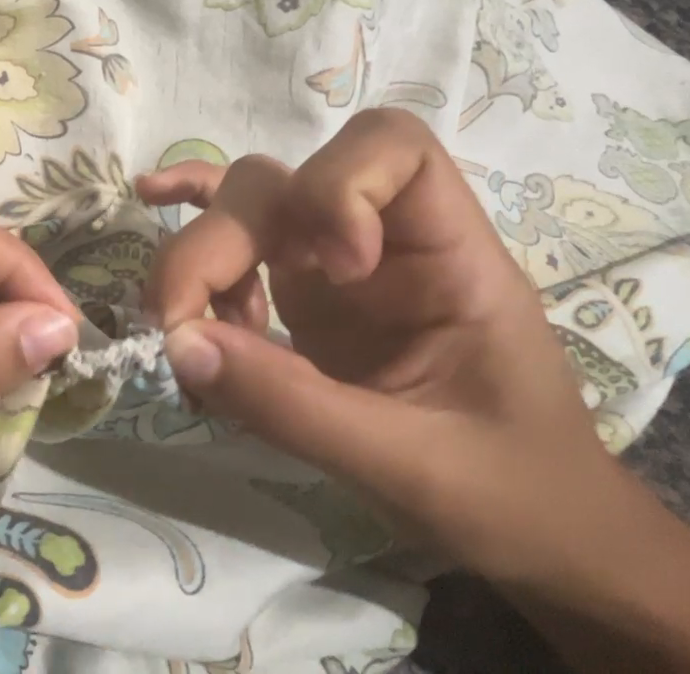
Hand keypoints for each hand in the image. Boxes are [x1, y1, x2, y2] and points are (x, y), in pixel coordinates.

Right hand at [136, 110, 620, 581]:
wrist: (538, 537)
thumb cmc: (514, 498)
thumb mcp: (410, 466)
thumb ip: (292, 404)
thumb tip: (176, 345)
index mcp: (450, 261)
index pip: (392, 151)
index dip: (338, 187)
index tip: (330, 273)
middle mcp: (384, 246)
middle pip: (281, 187)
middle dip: (218, 246)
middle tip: (177, 324)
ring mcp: (334, 270)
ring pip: (247, 207)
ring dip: (198, 254)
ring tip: (176, 322)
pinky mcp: (298, 298)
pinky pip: (237, 238)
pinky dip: (193, 220)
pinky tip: (151, 201)